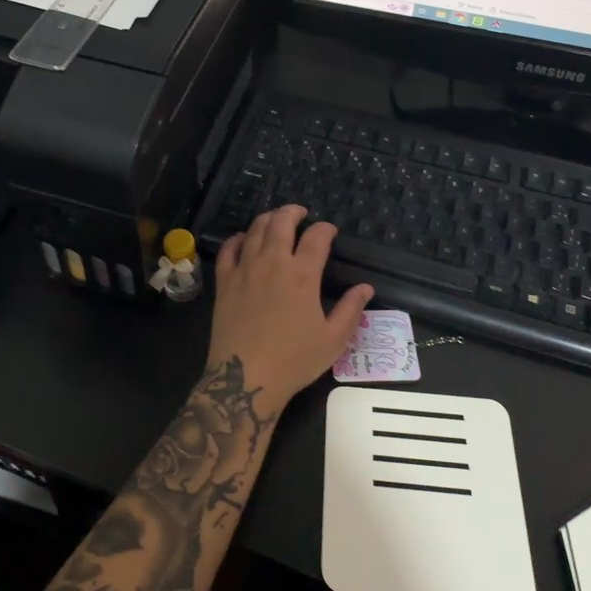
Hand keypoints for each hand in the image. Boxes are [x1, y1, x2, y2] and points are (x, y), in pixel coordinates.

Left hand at [205, 205, 374, 416]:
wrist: (245, 378)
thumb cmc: (294, 360)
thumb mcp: (333, 340)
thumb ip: (351, 310)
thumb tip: (366, 288)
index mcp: (303, 275)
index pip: (316, 237)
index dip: (325, 228)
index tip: (330, 231)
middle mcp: (273, 263)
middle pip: (281, 222)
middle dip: (293, 212)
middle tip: (301, 213)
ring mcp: (245, 270)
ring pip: (255, 230)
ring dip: (268, 219)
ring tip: (276, 219)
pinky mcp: (224, 282)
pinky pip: (228, 249)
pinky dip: (238, 238)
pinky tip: (244, 239)